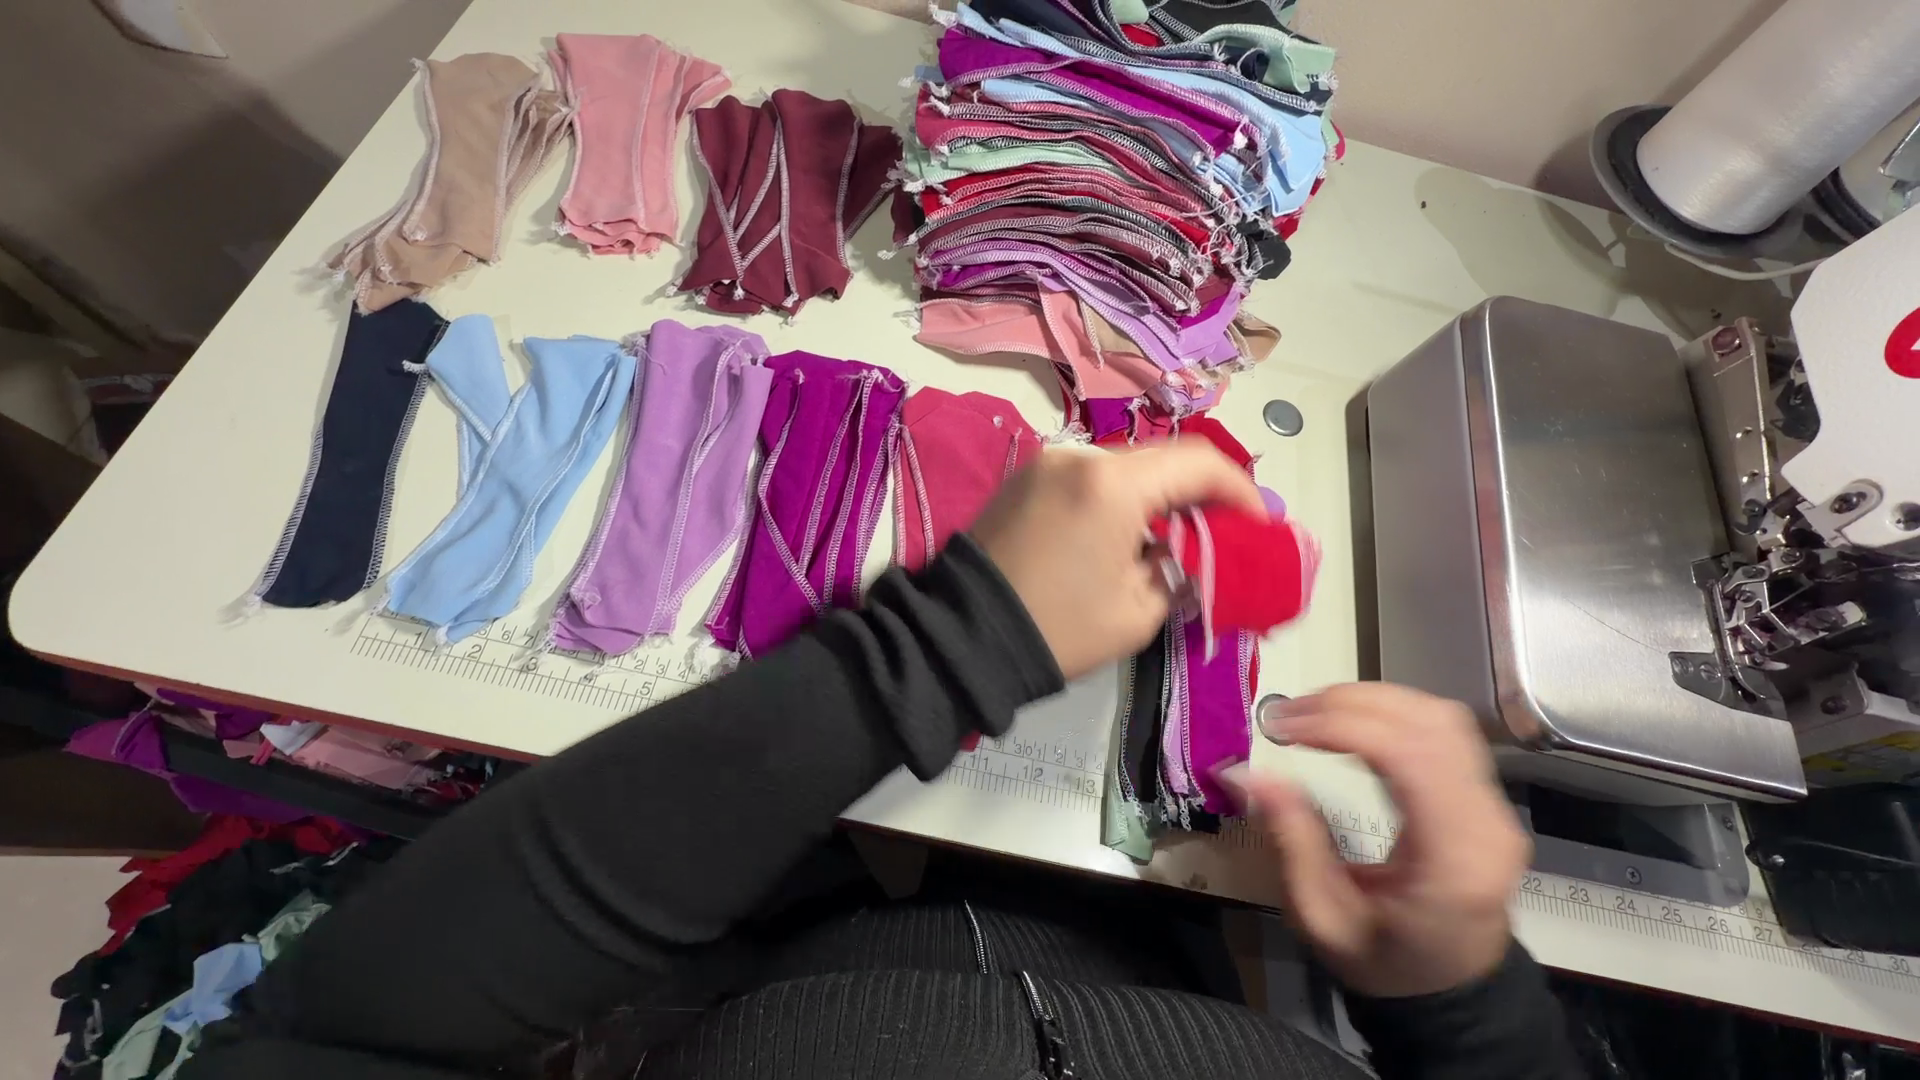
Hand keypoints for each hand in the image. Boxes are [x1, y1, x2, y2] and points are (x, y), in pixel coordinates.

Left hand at [969, 442, 1261, 680]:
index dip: (1240, 491)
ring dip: (1158, 495)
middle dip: (1200, 494)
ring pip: (1124, 466)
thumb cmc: (1057, 629)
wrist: (963, 637)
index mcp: (1111, 484)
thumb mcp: (1139, 612)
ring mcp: (1046, 463)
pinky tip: (1128, 531)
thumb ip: (1182, 572)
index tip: (1258, 525)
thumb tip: (1196, 557)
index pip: (1199, 465)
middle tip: (1223, 534)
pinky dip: (1119, 497)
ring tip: (1176, 537)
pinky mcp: (1024, 478)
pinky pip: (1089, 477)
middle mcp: (1078, 456)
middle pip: (1161, 459)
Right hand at [1223, 683, 1529, 997]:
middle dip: (1348, 703)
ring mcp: (1493, 803)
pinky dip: (1389, 711)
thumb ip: (1290, 839)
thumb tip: (1245, 772)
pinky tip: (1348, 721)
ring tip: (1311, 713)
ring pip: (1438, 715)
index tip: (1282, 729)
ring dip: (1368, 699)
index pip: (1408, 756)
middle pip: (1427, 722)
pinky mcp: (1483, 793)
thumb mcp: (1322, 914)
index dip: (1340, 726)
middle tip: (1286, 716)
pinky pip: (1442, 728)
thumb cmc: (1384, 959)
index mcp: (1454, 858)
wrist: (1449, 987)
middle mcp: (1488, 820)